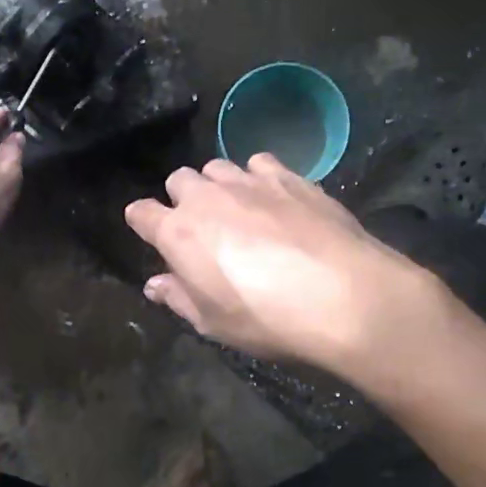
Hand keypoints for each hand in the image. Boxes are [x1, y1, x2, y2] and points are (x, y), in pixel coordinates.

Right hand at [123, 155, 455, 374]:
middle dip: (181, 198)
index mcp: (178, 233)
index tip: (149, 233)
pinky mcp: (288, 177)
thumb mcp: (213, 322)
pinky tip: (272, 199)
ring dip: (217, 185)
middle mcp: (206, 197)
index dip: (141, 221)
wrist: (345, 297)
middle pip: (178, 180)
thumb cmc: (267, 319)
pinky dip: (257, 177)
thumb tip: (154, 284)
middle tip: (200, 227)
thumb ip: (178, 297)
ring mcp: (248, 182)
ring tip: (235, 209)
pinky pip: (258, 163)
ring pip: (216, 167)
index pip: (140, 212)